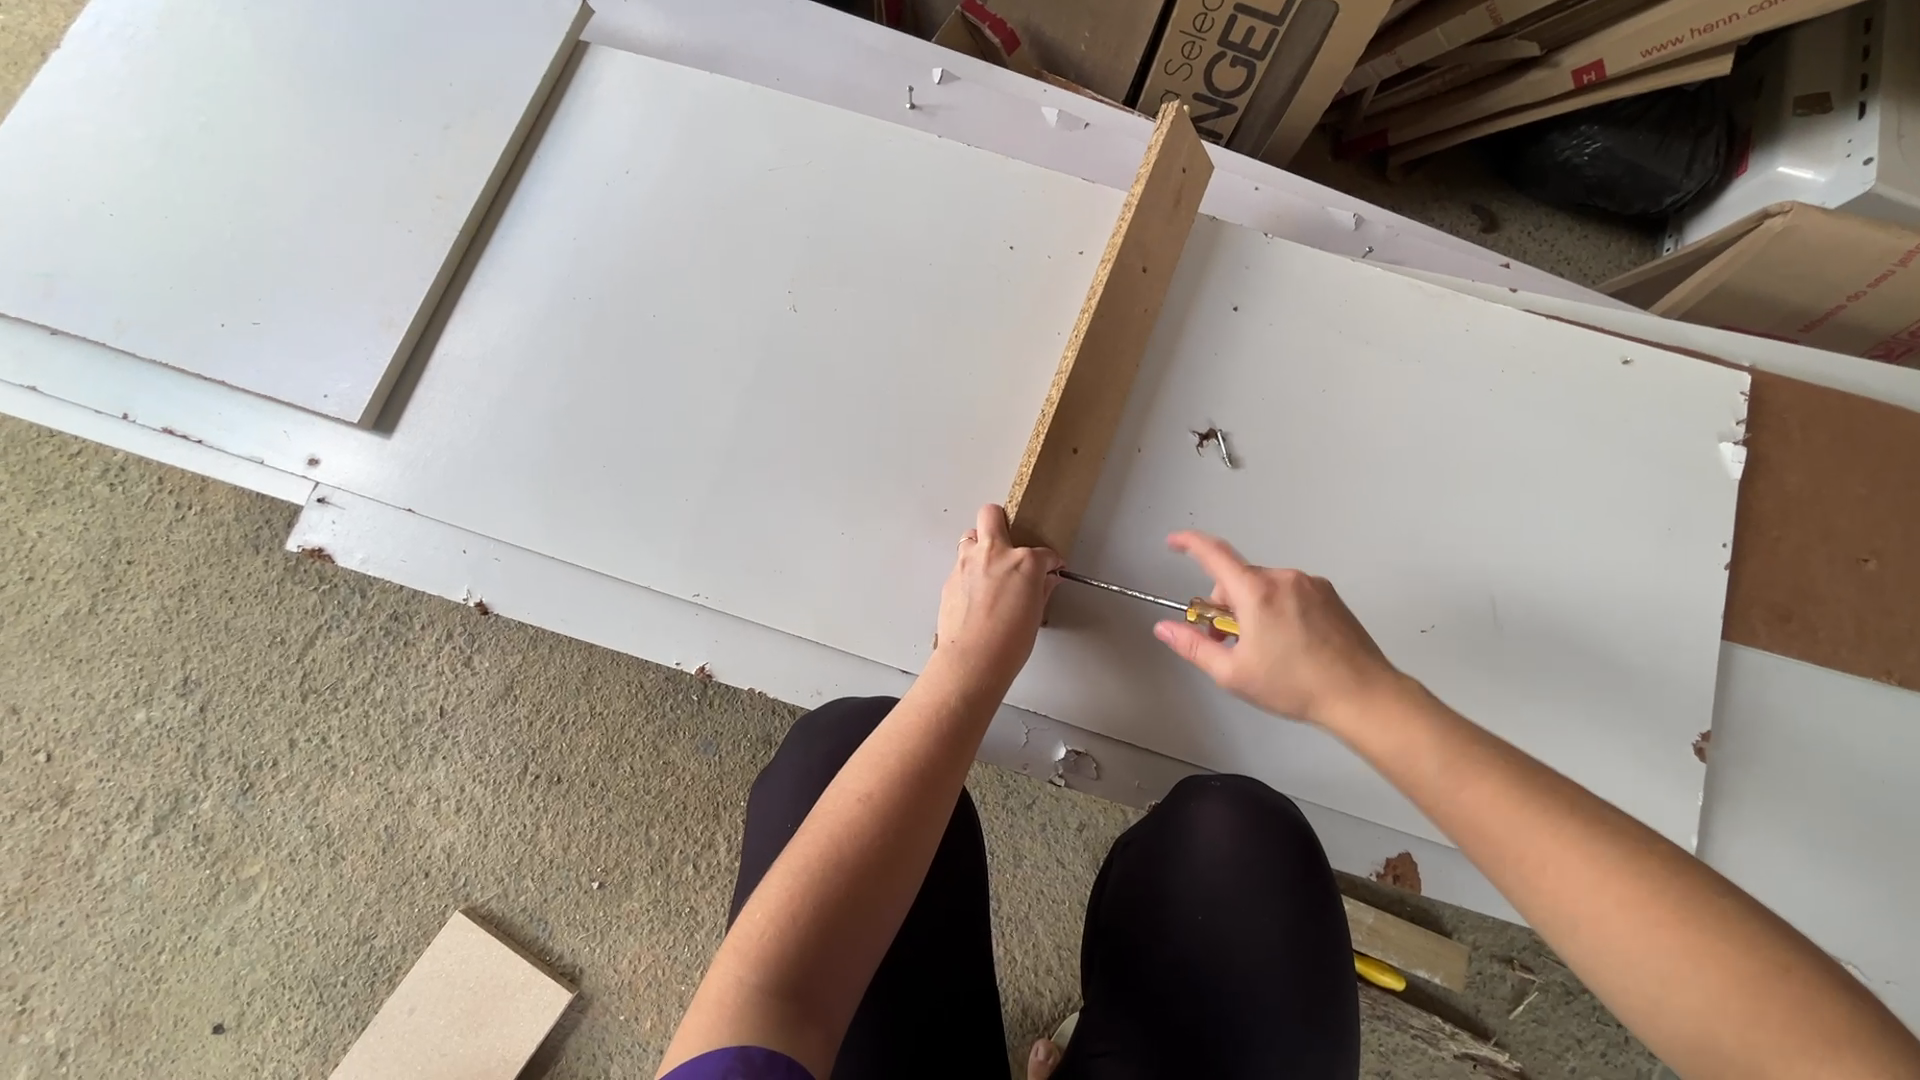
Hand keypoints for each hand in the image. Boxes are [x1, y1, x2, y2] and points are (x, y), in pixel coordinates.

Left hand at [930, 504, 1063, 691]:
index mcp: (1023, 561)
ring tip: (988, 564)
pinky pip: (959, 564)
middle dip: (1001, 521)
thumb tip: (1045, 581)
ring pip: (969, 537)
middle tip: (1008, 537)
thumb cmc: (1006, 642)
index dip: (1049, 561)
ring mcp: (967, 563)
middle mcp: (993, 554)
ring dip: (979, 545)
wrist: (974, 659)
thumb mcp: (1035, 614)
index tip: (1050, 568)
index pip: (1043, 552)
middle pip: (992, 515)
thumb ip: (1041, 589)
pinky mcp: (950, 578)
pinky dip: (968, 572)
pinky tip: (976, 590)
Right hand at [1154, 530, 1401, 730]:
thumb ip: (1194, 646)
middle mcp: (1283, 579)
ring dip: (1252, 607)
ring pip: (1264, 586)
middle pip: (1238, 578)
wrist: (1362, 695)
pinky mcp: (1329, 595)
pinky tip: (1287, 641)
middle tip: (1227, 640)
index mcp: (1256, 593)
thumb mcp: (1233, 673)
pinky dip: (1276, 607)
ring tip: (1262, 646)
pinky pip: (1289, 591)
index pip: (1213, 554)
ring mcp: (1310, 584)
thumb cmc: (1297, 686)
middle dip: (1224, 604)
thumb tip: (1165, 629)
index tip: (1175, 542)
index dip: (1189, 543)